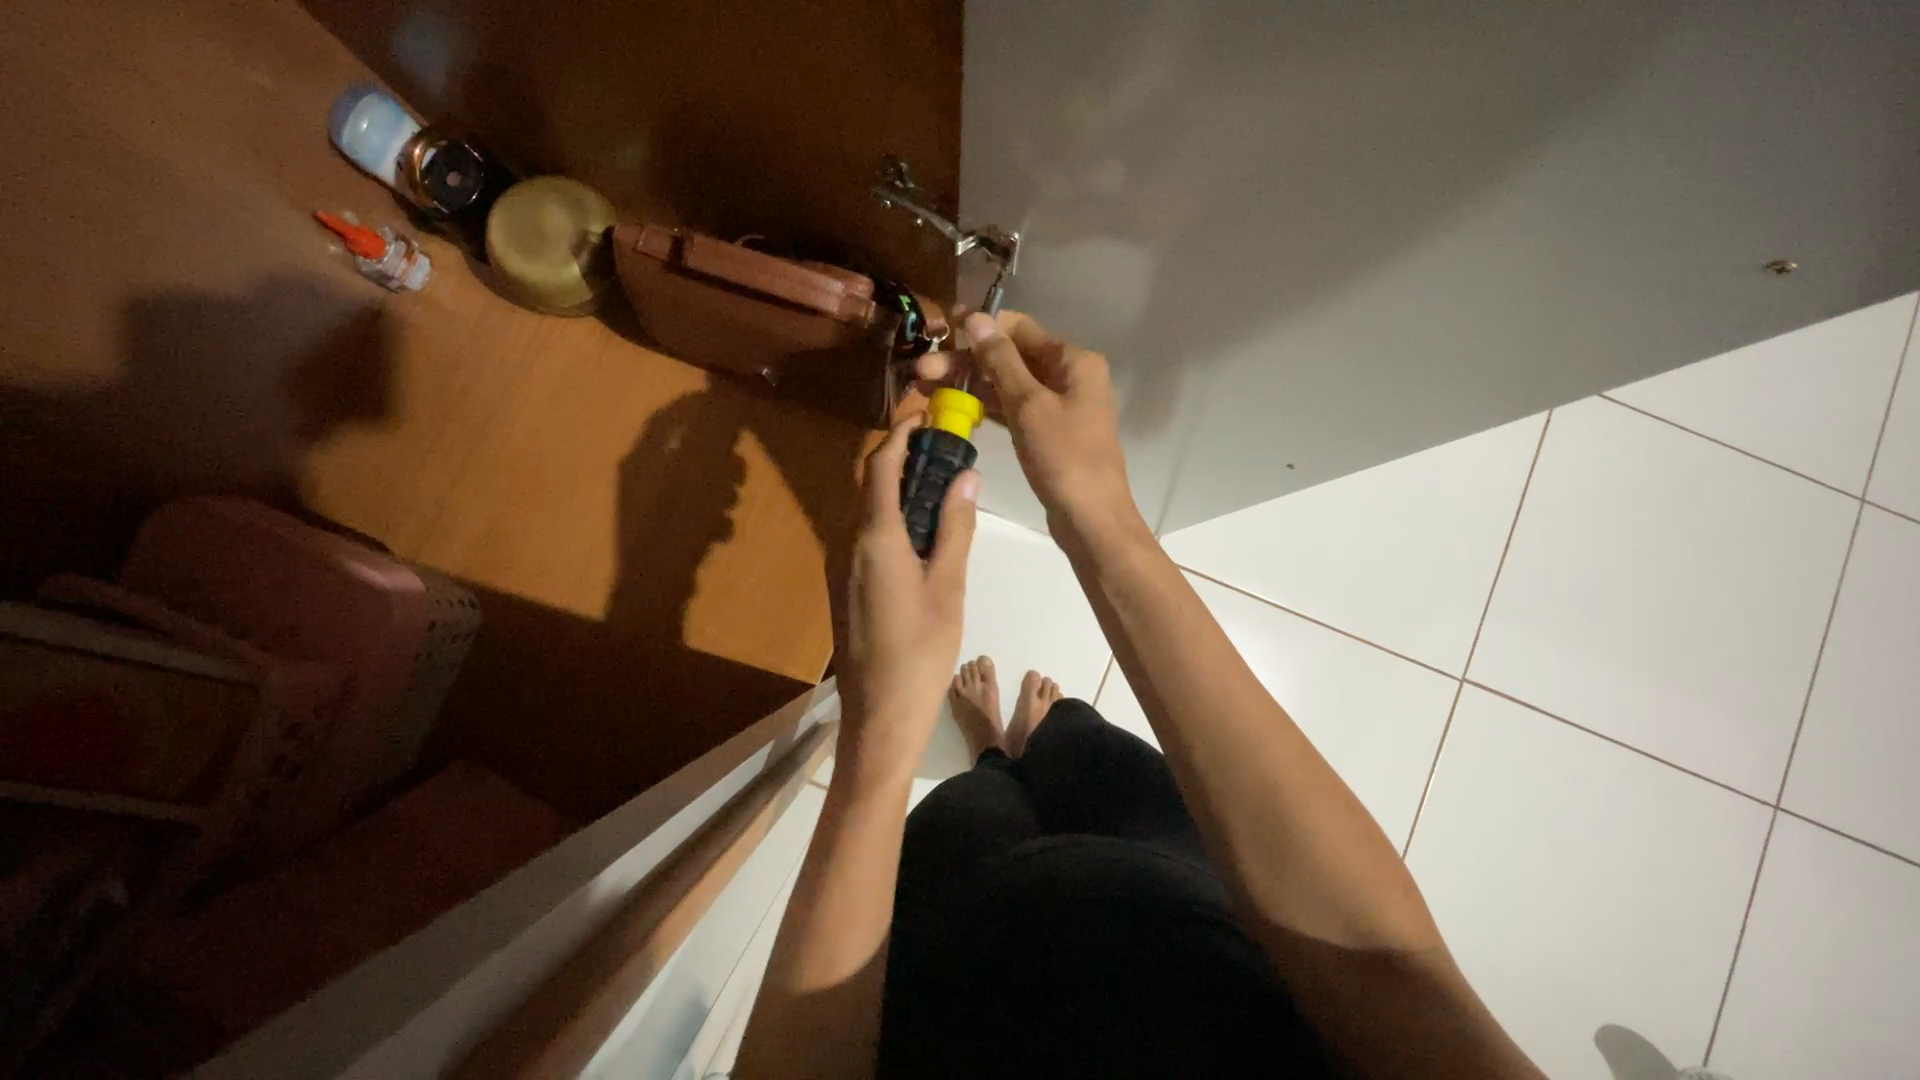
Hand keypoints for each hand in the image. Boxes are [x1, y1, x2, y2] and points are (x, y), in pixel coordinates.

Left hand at [834, 416, 979, 782]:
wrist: (879, 714)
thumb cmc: (921, 652)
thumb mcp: (948, 587)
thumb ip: (955, 527)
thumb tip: (965, 476)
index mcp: (874, 538)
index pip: (880, 466)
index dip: (899, 433)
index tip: (925, 414)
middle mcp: (848, 544)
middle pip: (870, 485)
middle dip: (903, 459)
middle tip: (945, 450)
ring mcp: (841, 568)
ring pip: (867, 512)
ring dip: (898, 491)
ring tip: (941, 487)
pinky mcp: (844, 588)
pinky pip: (865, 538)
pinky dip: (891, 521)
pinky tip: (922, 536)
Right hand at [918, 311, 1132, 525]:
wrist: (1090, 518)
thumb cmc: (1064, 457)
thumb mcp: (1028, 405)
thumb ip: (1000, 361)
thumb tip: (975, 318)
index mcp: (1074, 361)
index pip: (1019, 328)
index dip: (979, 327)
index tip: (940, 330)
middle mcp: (1070, 376)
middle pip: (1011, 357)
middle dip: (966, 361)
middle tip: (922, 370)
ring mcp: (1059, 406)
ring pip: (1008, 384)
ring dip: (970, 384)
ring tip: (925, 387)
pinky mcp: (1048, 433)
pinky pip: (1013, 409)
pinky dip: (986, 407)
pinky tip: (954, 408)